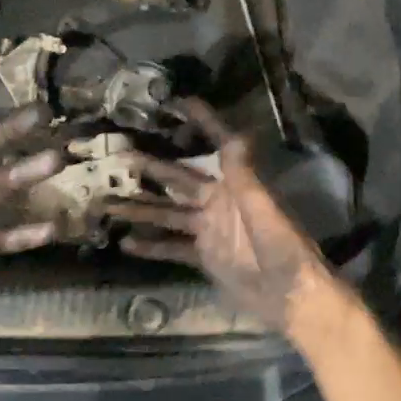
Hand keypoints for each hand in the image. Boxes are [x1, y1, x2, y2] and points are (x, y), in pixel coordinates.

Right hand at [110, 100, 332, 330]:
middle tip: (121, 157)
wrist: (291, 297)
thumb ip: (244, 176)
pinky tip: (126, 242)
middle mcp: (219, 202)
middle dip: (152, 168)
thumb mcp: (262, 210)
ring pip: (168, 213)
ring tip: (109, 203)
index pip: (217, 146)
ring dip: (141, 208)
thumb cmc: (282, 248)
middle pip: (180, 180)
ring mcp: (209, 229)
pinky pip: (172, 247)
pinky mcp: (204, 256)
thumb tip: (234, 135)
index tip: (179, 103)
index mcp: (236, 186)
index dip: (202, 124)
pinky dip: (150, 245)